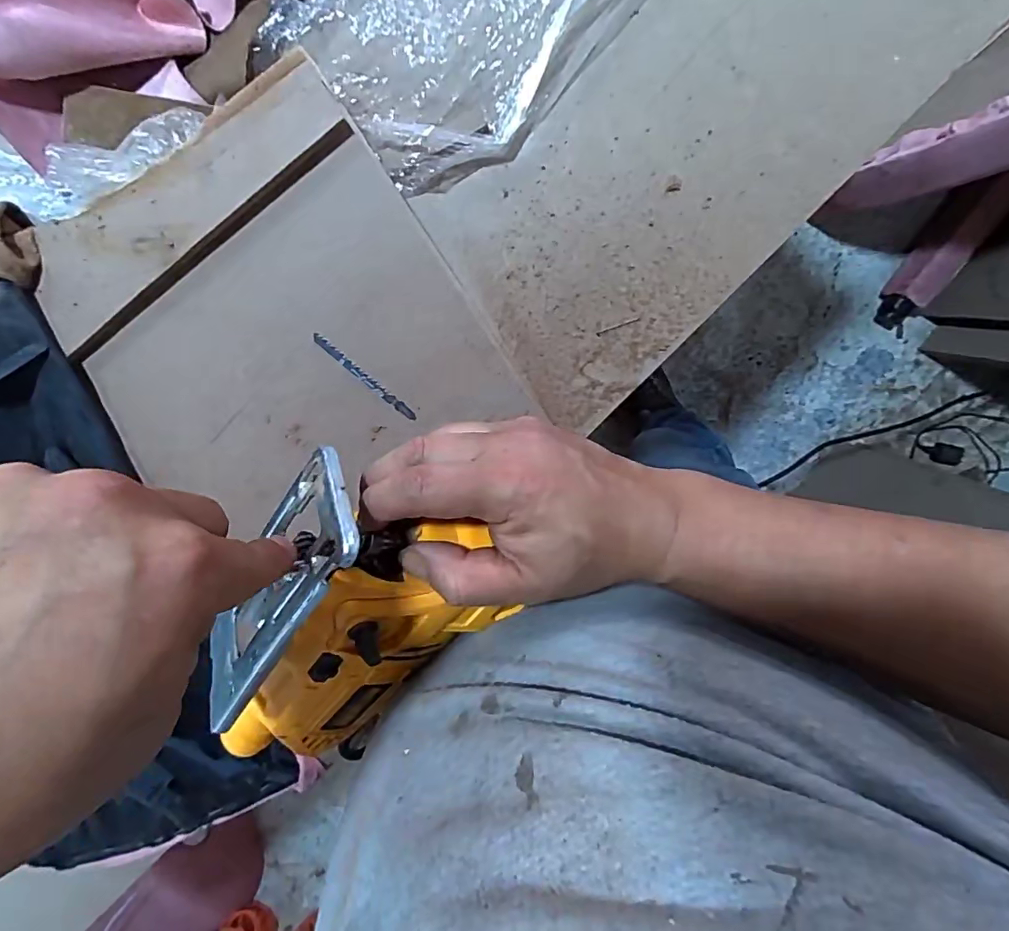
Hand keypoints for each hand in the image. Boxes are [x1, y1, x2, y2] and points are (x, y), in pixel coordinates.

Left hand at [0, 465, 291, 930]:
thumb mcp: (131, 735)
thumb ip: (169, 651)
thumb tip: (154, 620)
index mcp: (175, 568)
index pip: (254, 555)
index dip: (262, 570)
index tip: (262, 575)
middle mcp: (108, 507)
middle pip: (179, 513)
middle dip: (168, 557)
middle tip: (105, 618)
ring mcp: (13, 487)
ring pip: (82, 507)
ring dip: (72, 548)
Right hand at [360, 417, 683, 605]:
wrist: (646, 516)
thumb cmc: (587, 557)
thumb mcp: (521, 586)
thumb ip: (453, 577)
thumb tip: (408, 549)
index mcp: (504, 482)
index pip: (418, 483)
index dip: (379, 503)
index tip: (362, 525)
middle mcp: (505, 440)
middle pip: (421, 450)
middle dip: (385, 479)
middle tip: (371, 512)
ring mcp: (516, 425)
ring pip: (439, 435)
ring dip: (410, 463)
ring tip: (399, 497)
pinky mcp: (524, 423)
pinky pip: (465, 433)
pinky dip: (440, 454)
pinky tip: (442, 481)